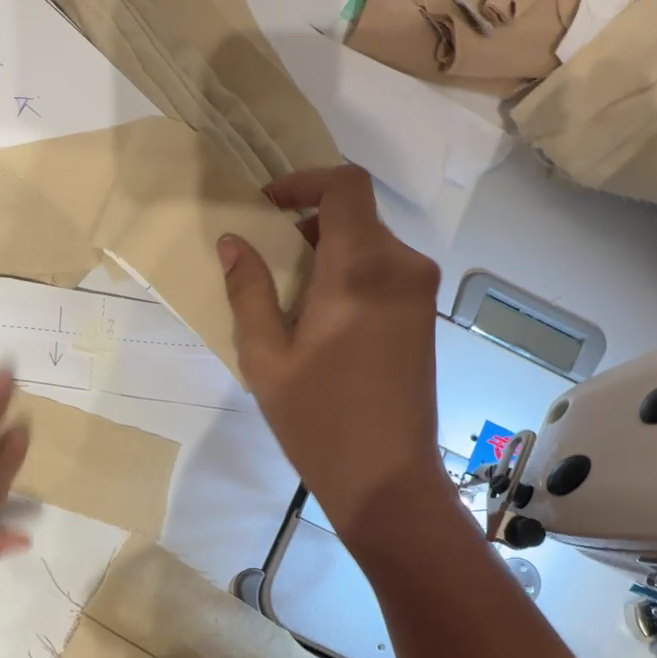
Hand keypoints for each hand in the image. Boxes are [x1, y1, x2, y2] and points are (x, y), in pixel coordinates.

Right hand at [219, 165, 447, 541]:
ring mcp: (418, 291)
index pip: (345, 187)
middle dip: (306, 226)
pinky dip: (345, 276)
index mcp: (361, 270)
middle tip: (262, 264)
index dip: (305, 182)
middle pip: (356, 215)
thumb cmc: (316, 419)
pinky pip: (381, 272)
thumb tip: (234, 244)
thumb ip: (249, 294)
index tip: (266, 206)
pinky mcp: (422, 314)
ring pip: (369, 244)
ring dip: (325, 255)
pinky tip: (315, 321)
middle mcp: (401, 266)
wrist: (385, 475)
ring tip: (283, 300)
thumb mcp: (265, 359)